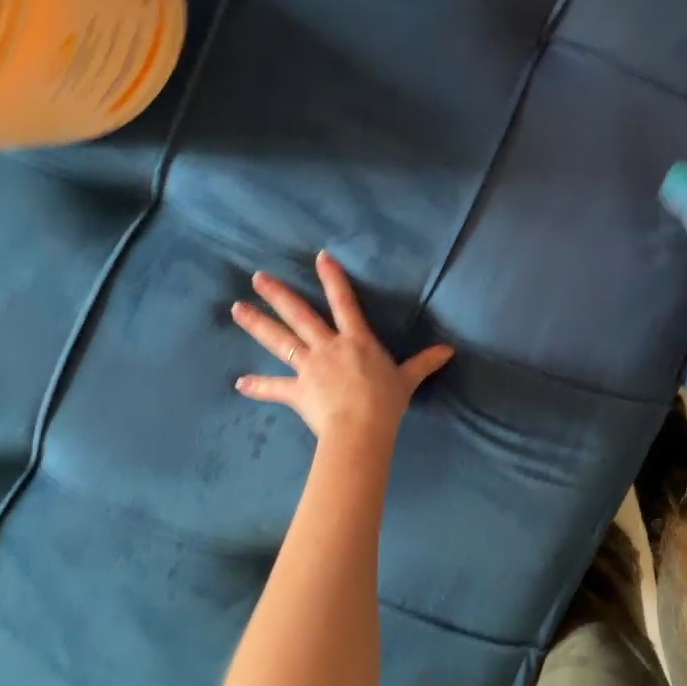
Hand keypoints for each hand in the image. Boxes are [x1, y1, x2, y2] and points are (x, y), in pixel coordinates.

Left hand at [231, 252, 453, 444]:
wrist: (360, 428)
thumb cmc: (385, 401)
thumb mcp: (408, 379)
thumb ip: (424, 362)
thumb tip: (449, 350)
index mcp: (356, 340)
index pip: (344, 301)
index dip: (333, 278)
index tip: (320, 257)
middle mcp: (329, 347)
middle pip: (300, 315)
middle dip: (278, 295)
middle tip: (257, 277)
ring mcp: (310, 367)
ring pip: (280, 341)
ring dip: (257, 324)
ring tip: (237, 308)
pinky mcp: (297, 391)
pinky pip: (275, 388)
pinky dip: (258, 386)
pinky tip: (240, 383)